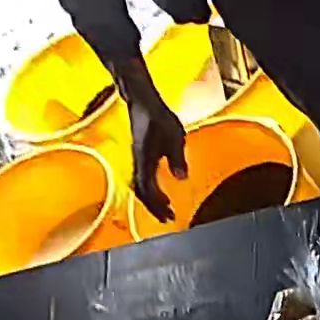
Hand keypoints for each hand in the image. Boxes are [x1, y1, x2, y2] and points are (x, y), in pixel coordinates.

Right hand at [126, 92, 187, 222]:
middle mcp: (139, 161)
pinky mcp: (141, 155)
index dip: (157, 205)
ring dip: (153, 200)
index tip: (168, 216)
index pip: (148, 188)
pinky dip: (151, 189)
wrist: (143, 100)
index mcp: (145, 159)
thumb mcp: (175, 138)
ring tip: (166, 210)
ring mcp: (138, 158)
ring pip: (141, 186)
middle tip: (168, 219)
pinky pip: (143, 178)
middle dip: (154, 207)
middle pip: (142, 191)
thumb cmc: (158, 116)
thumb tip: (181, 178)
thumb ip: (178, 158)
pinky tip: (161, 193)